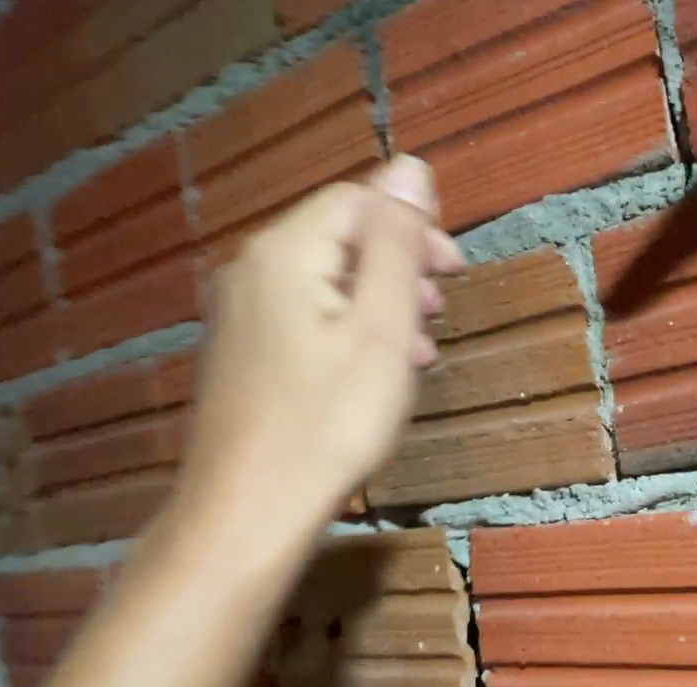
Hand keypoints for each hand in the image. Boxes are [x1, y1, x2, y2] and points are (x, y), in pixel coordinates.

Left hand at [179, 156, 464, 542]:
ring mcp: (240, 315)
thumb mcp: (381, 331)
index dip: (413, 225)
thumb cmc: (328, 422)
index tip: (456, 273)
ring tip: (420, 347)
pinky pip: (306, 318)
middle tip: (441, 310)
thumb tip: (410, 168)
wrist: (250, 508)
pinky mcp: (243, 355)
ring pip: (325, 283)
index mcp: (285, 253)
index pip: (357, 201)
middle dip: (400, 265)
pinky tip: (375, 372)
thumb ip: (397, 247)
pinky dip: (351, 331)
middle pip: (338, 238)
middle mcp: (251, 271)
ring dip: (382, 303)